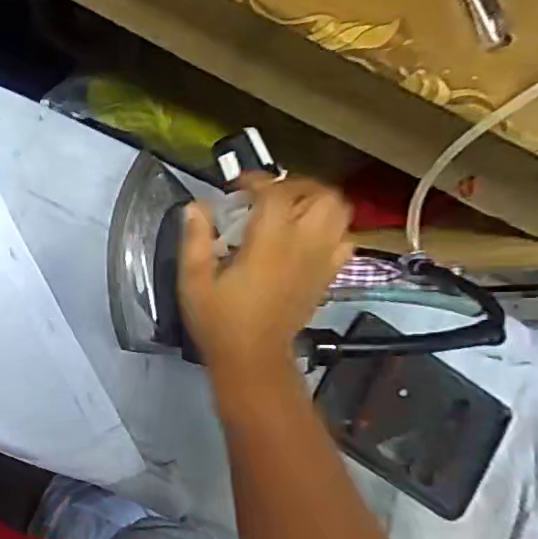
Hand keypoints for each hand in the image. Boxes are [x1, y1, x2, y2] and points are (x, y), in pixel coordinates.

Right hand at [178, 175, 353, 371]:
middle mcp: (305, 246)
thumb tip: (196, 207)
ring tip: (287, 210)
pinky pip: (344, 240)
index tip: (236, 185)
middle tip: (267, 195)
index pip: (276, 195)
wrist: (252, 357)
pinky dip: (329, 230)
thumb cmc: (217, 320)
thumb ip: (195, 240)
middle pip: (322, 196)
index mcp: (270, 245)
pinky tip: (304, 238)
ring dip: (315, 203)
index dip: (258, 181)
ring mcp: (323, 261)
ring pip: (340, 213)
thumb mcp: (193, 281)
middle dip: (295, 186)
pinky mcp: (329, 275)